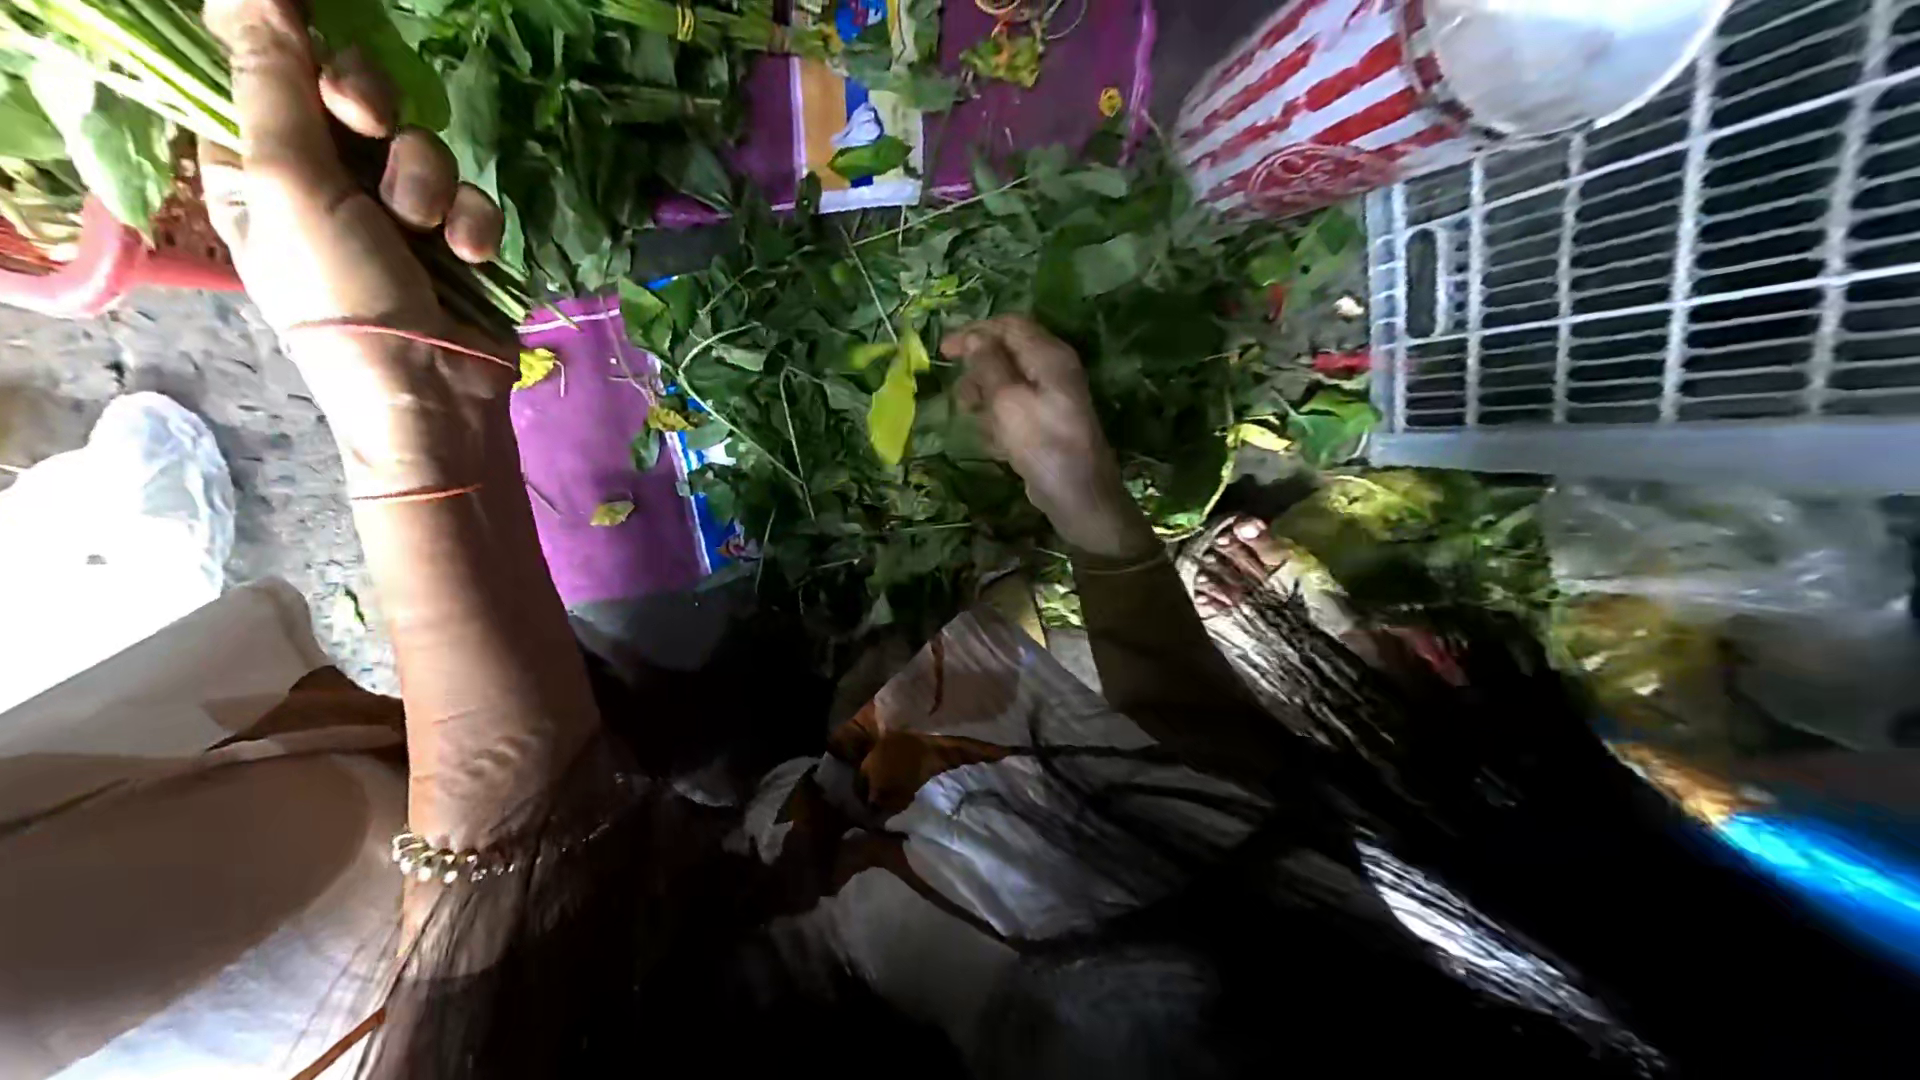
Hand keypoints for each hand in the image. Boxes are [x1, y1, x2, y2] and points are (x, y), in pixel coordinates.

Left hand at [199, 0, 507, 494]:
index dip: (296, 50)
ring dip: (431, 183)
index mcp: (262, 162)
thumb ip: (274, 85)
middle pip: (356, 101)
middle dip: (374, 111)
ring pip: (426, 152)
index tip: (322, 57)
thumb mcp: (289, 185)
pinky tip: (469, 256)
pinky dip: (474, 226)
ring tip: (429, 230)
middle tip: (373, 125)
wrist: (429, 386)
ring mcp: (402, 216)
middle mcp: (331, 181)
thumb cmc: (342, 294)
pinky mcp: (460, 244)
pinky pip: (474, 203)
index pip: (269, 74)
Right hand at [943, 316, 1158, 559]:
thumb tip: (976, 337)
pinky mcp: (1046, 424)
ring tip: (976, 423)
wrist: (1078, 496)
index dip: (975, 332)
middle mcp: (1053, 370)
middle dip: (979, 373)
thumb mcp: (1008, 401)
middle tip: (961, 398)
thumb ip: (989, 365)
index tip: (944, 350)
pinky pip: (1015, 411)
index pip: (1009, 325)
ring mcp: (1052, 398)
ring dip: (986, 401)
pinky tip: (995, 444)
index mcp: (1049, 356)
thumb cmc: (1042, 444)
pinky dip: (1000, 422)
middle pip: (1007, 354)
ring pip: (1007, 385)